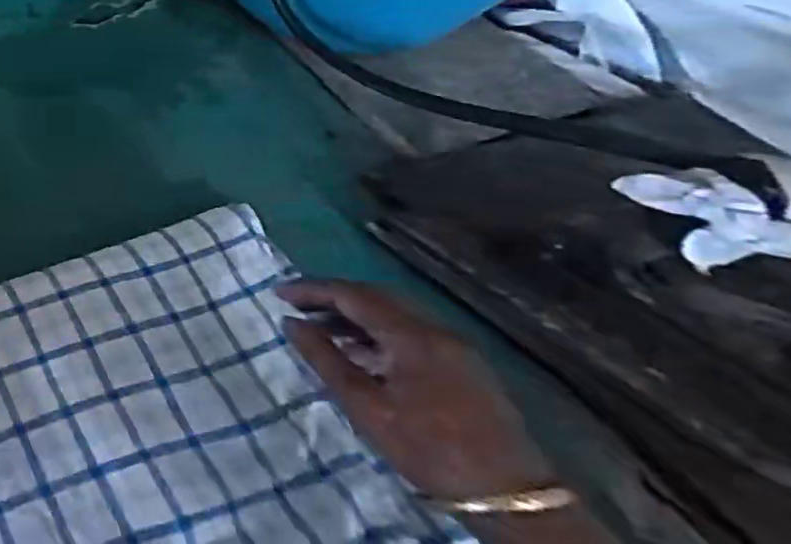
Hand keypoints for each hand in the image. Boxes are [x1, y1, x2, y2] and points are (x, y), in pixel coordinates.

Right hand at [278, 280, 552, 500]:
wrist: (511, 500)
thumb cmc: (429, 450)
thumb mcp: (366, 408)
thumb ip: (325, 359)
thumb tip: (291, 323)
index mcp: (412, 336)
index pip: (352, 295)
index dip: (311, 290)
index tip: (278, 294)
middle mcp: (436, 330)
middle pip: (375, 296)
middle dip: (332, 297)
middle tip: (297, 306)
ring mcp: (455, 347)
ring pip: (395, 313)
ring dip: (356, 314)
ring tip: (322, 329)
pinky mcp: (464, 365)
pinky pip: (411, 332)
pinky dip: (379, 332)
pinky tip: (361, 351)